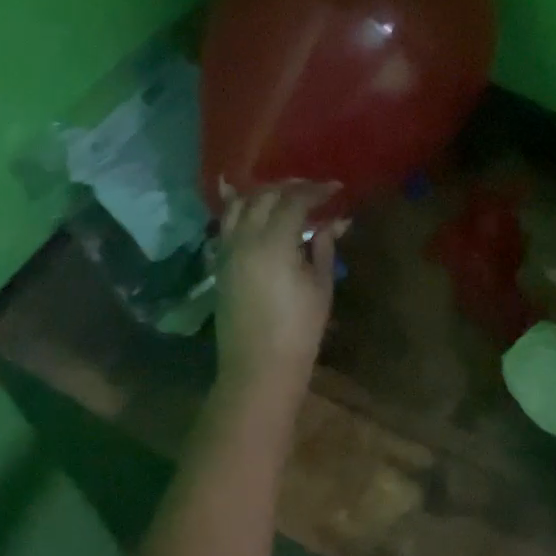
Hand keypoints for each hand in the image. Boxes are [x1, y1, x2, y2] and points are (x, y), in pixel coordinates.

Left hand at [213, 180, 347, 396]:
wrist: (258, 367)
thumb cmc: (299, 329)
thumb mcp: (320, 285)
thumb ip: (323, 246)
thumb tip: (333, 222)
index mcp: (274, 243)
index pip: (294, 201)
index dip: (316, 190)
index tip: (335, 188)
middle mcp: (245, 240)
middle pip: (264, 197)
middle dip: (290, 187)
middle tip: (313, 190)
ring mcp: (228, 251)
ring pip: (240, 206)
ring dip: (263, 194)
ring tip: (285, 197)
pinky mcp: (220, 264)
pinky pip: (229, 225)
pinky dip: (244, 211)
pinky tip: (260, 213)